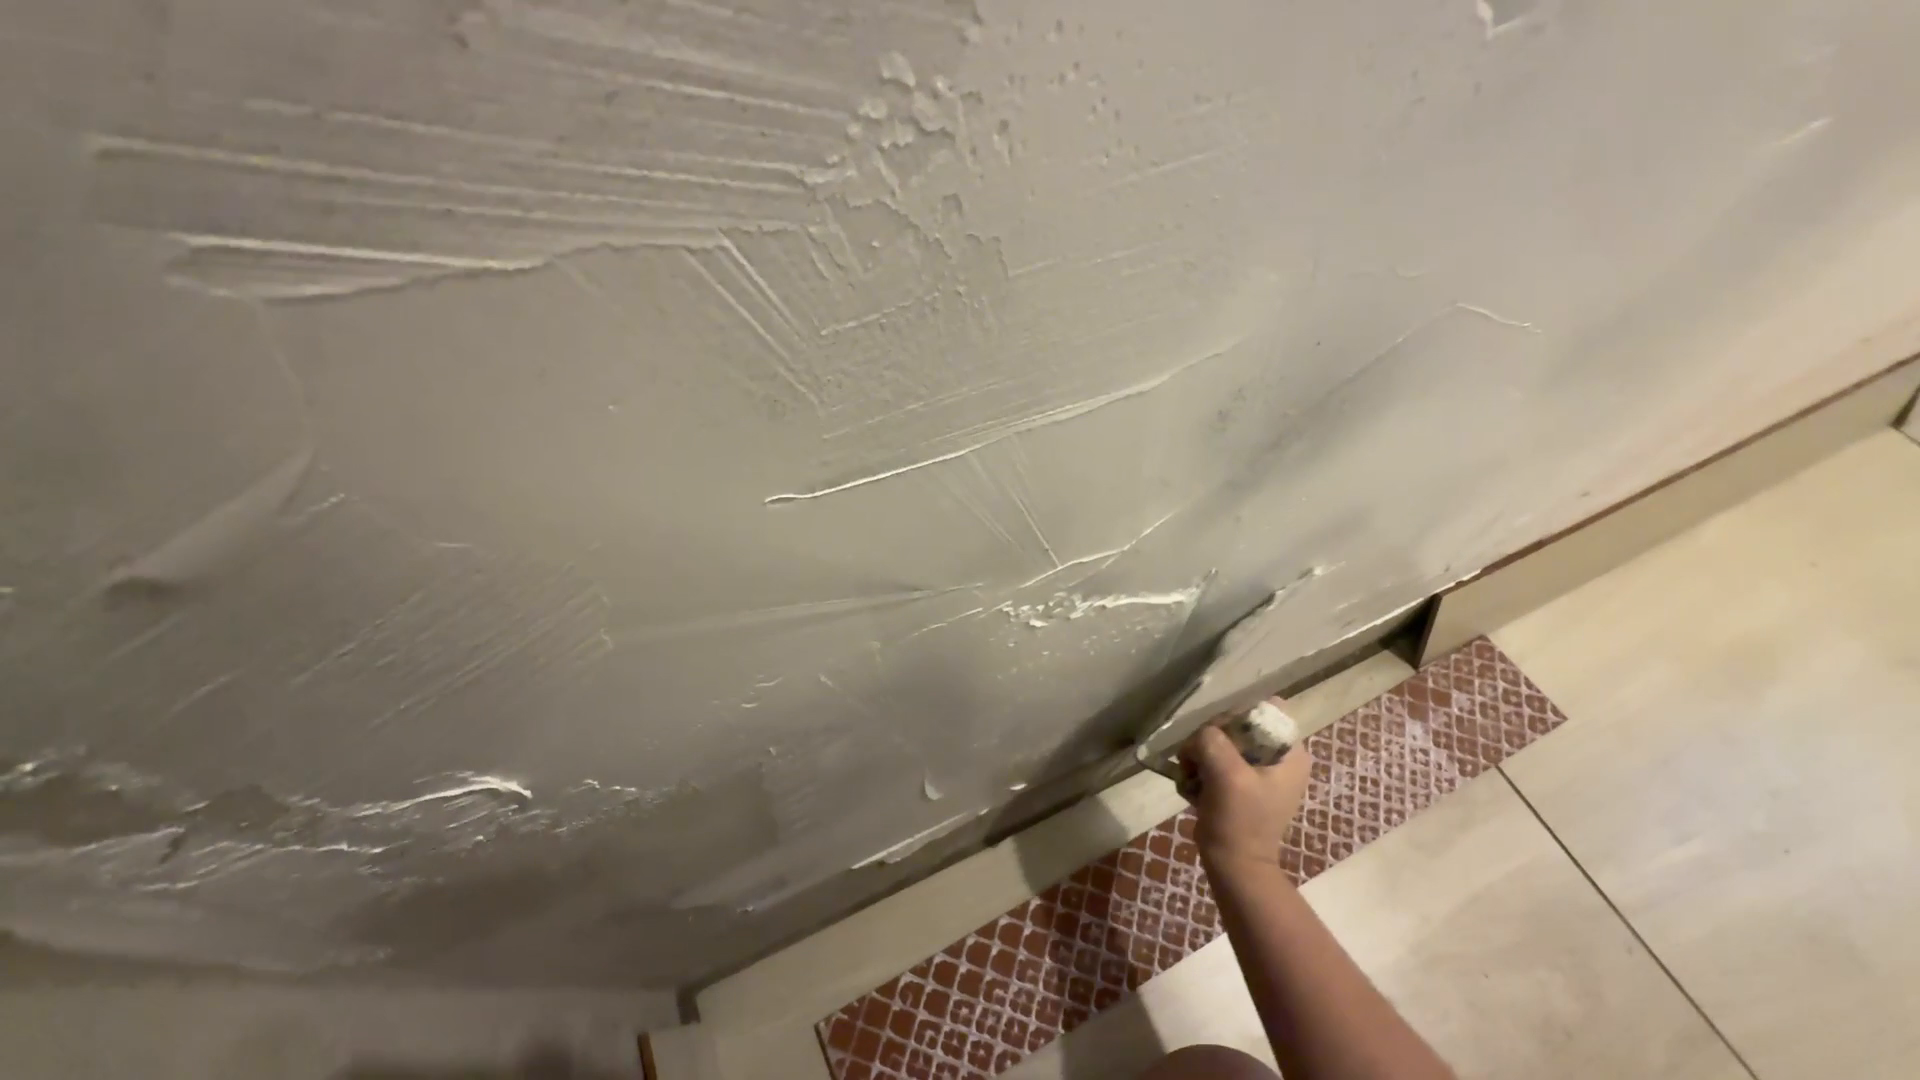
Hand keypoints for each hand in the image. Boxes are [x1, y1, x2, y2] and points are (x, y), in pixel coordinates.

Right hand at [1180, 722, 1311, 871]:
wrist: (1235, 865)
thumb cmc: (1239, 821)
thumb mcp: (1227, 774)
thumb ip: (1213, 741)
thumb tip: (1200, 736)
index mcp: (1291, 752)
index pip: (1265, 709)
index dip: (1236, 717)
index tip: (1216, 737)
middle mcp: (1281, 756)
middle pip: (1239, 724)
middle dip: (1212, 739)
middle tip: (1195, 759)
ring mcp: (1261, 770)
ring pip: (1224, 741)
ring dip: (1202, 755)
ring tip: (1191, 775)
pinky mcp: (1242, 783)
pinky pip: (1218, 760)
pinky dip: (1203, 769)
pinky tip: (1194, 786)